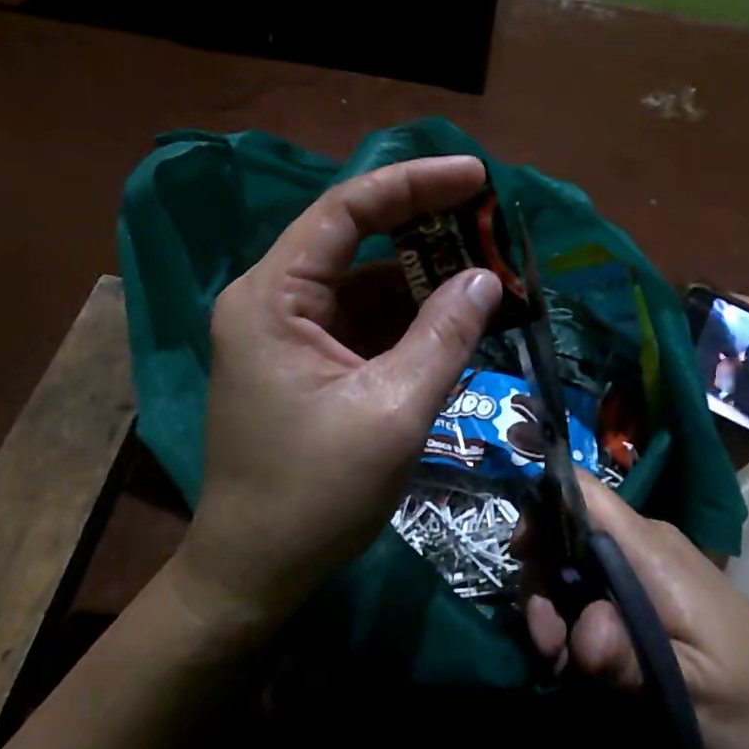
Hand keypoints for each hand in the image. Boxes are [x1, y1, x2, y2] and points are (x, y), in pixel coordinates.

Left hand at [173, 157, 503, 631]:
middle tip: (493, 224)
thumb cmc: (314, 495)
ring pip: (368, 280)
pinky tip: (460, 317)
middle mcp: (274, 298)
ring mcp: (292, 330)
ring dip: (427, 277)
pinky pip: (368, 319)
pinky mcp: (311, 359)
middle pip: (357, 237)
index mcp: (274, 296)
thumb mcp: (392, 411)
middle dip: (427, 229)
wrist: (255, 572)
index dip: (414, 184)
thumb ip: (444, 336)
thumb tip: (488, 278)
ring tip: (492, 273)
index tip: (476, 176)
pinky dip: (414, 316)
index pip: (345, 209)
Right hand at [524, 478, 748, 748]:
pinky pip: (597, 586)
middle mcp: (646, 545)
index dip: (542, 504)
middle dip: (542, 584)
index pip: (586, 492)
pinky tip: (584, 662)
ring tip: (564, 666)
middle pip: (569, 533)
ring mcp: (649, 567)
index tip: (519, 553)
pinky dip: (579, 619)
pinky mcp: (652, 591)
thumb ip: (630, 659)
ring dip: (557, 610)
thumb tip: (577, 631)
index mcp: (653, 553)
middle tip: (547, 649)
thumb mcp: (689, 694)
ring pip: (577, 563)